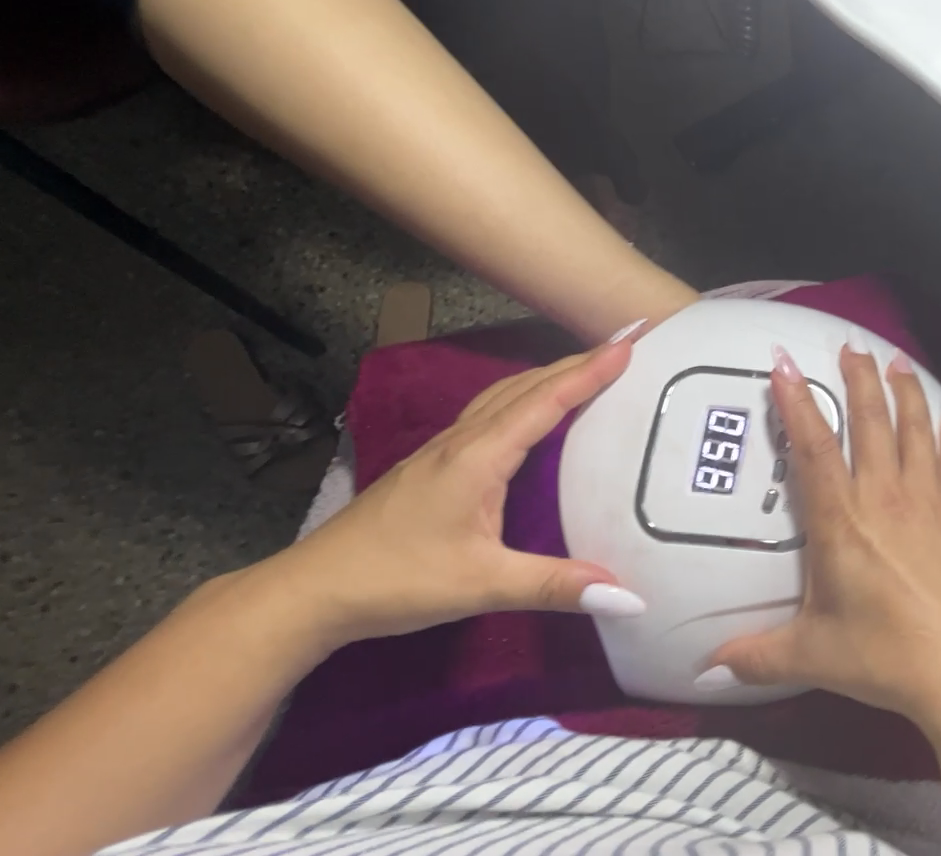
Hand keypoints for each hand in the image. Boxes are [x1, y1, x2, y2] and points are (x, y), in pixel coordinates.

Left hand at [246, 326, 649, 650]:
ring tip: (589, 368)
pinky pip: (491, 412)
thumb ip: (556, 585)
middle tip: (623, 345)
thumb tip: (631, 598)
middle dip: (577, 362)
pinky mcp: (435, 465)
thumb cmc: (396, 581)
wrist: (306, 593)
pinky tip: (534, 411)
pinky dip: (527, 396)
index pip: (545, 401)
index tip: (629, 345)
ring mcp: (445, 450)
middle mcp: (464, 441)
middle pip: (526, 386)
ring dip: (550, 375)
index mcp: (479, 456)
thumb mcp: (482, 586)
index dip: (589, 372)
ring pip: (505, 395)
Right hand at [710, 342, 940, 729]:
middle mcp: (886, 496)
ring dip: (904, 391)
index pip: (814, 448)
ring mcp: (930, 501)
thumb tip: (705, 671)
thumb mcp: (812, 656)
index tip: (783, 363)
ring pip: (915, 430)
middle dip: (857, 378)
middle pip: (870, 422)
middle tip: (850, 344)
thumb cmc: (886, 657)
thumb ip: (757, 657)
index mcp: (842, 521)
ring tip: (896, 360)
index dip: (797, 403)